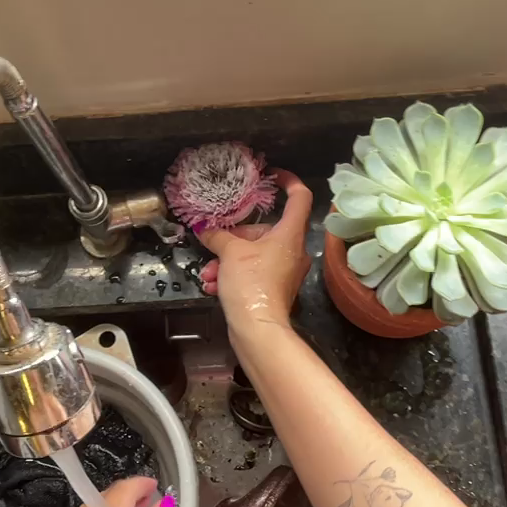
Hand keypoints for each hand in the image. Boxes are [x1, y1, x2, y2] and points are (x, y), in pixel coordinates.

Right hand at [198, 170, 314, 330]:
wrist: (258, 330)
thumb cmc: (251, 284)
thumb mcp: (230, 253)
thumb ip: (218, 236)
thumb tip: (206, 230)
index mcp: (290, 235)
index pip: (300, 198)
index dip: (289, 182)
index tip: (273, 175)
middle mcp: (293, 251)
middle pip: (265, 231)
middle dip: (234, 238)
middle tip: (213, 244)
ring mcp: (285, 272)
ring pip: (254, 255)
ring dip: (226, 261)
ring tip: (208, 273)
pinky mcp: (274, 290)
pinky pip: (252, 274)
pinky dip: (232, 277)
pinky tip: (213, 286)